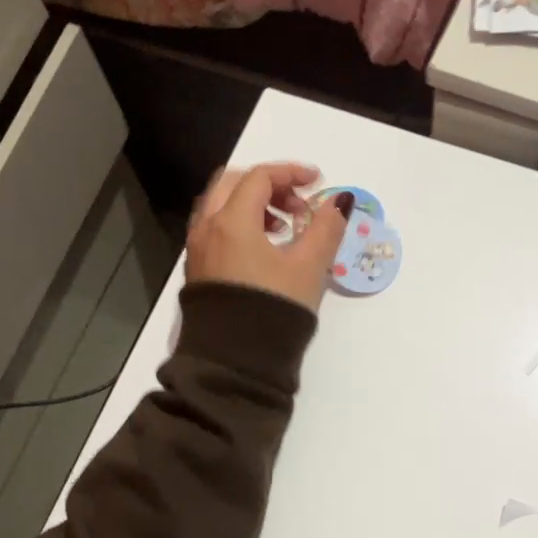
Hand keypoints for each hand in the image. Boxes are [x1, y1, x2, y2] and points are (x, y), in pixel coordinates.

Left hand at [185, 162, 352, 311]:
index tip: (317, 183)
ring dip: (251, 208)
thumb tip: (341, 200)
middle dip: (268, 186)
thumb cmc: (274, 310)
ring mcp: (197, 252)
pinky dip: (238, 228)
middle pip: (233, 185)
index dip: (291, 173)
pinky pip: (215, 234)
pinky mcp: (196, 274)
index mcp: (231, 220)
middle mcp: (206, 229)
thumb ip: (326, 228)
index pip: (260, 177)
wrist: (235, 363)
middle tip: (297, 205)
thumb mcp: (308, 267)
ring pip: (220, 209)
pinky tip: (262, 254)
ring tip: (282, 230)